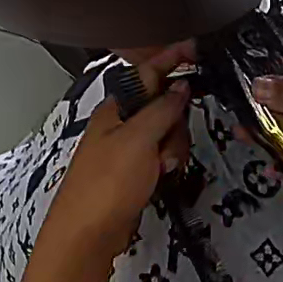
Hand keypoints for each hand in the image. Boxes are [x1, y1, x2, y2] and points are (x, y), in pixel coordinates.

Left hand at [40, 43, 193, 260]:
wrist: (88, 234)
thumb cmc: (107, 184)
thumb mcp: (139, 140)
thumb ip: (163, 110)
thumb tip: (181, 86)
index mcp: (116, 108)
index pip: (147, 73)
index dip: (170, 59)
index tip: (194, 48)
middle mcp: (121, 124)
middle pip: (163, 106)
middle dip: (176, 123)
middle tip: (169, 145)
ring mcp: (128, 149)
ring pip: (166, 133)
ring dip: (173, 148)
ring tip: (163, 168)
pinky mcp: (135, 172)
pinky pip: (161, 156)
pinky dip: (167, 163)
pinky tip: (162, 177)